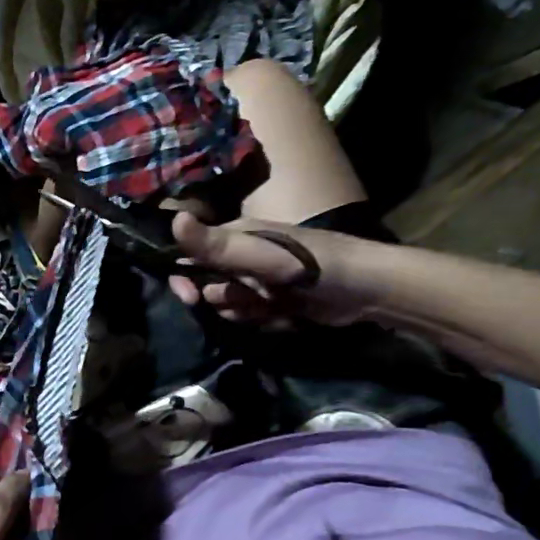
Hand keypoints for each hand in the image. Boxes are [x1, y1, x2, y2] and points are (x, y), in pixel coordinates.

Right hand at [167, 211, 389, 326]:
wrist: (365, 290)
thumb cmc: (312, 264)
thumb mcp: (260, 255)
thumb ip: (216, 244)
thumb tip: (174, 219)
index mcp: (234, 237)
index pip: (191, 256)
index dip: (184, 278)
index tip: (190, 298)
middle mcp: (241, 258)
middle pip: (207, 286)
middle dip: (222, 300)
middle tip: (246, 302)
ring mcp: (257, 282)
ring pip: (229, 306)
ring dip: (246, 312)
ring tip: (274, 304)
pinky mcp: (272, 302)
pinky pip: (252, 317)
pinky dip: (265, 320)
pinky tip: (286, 314)